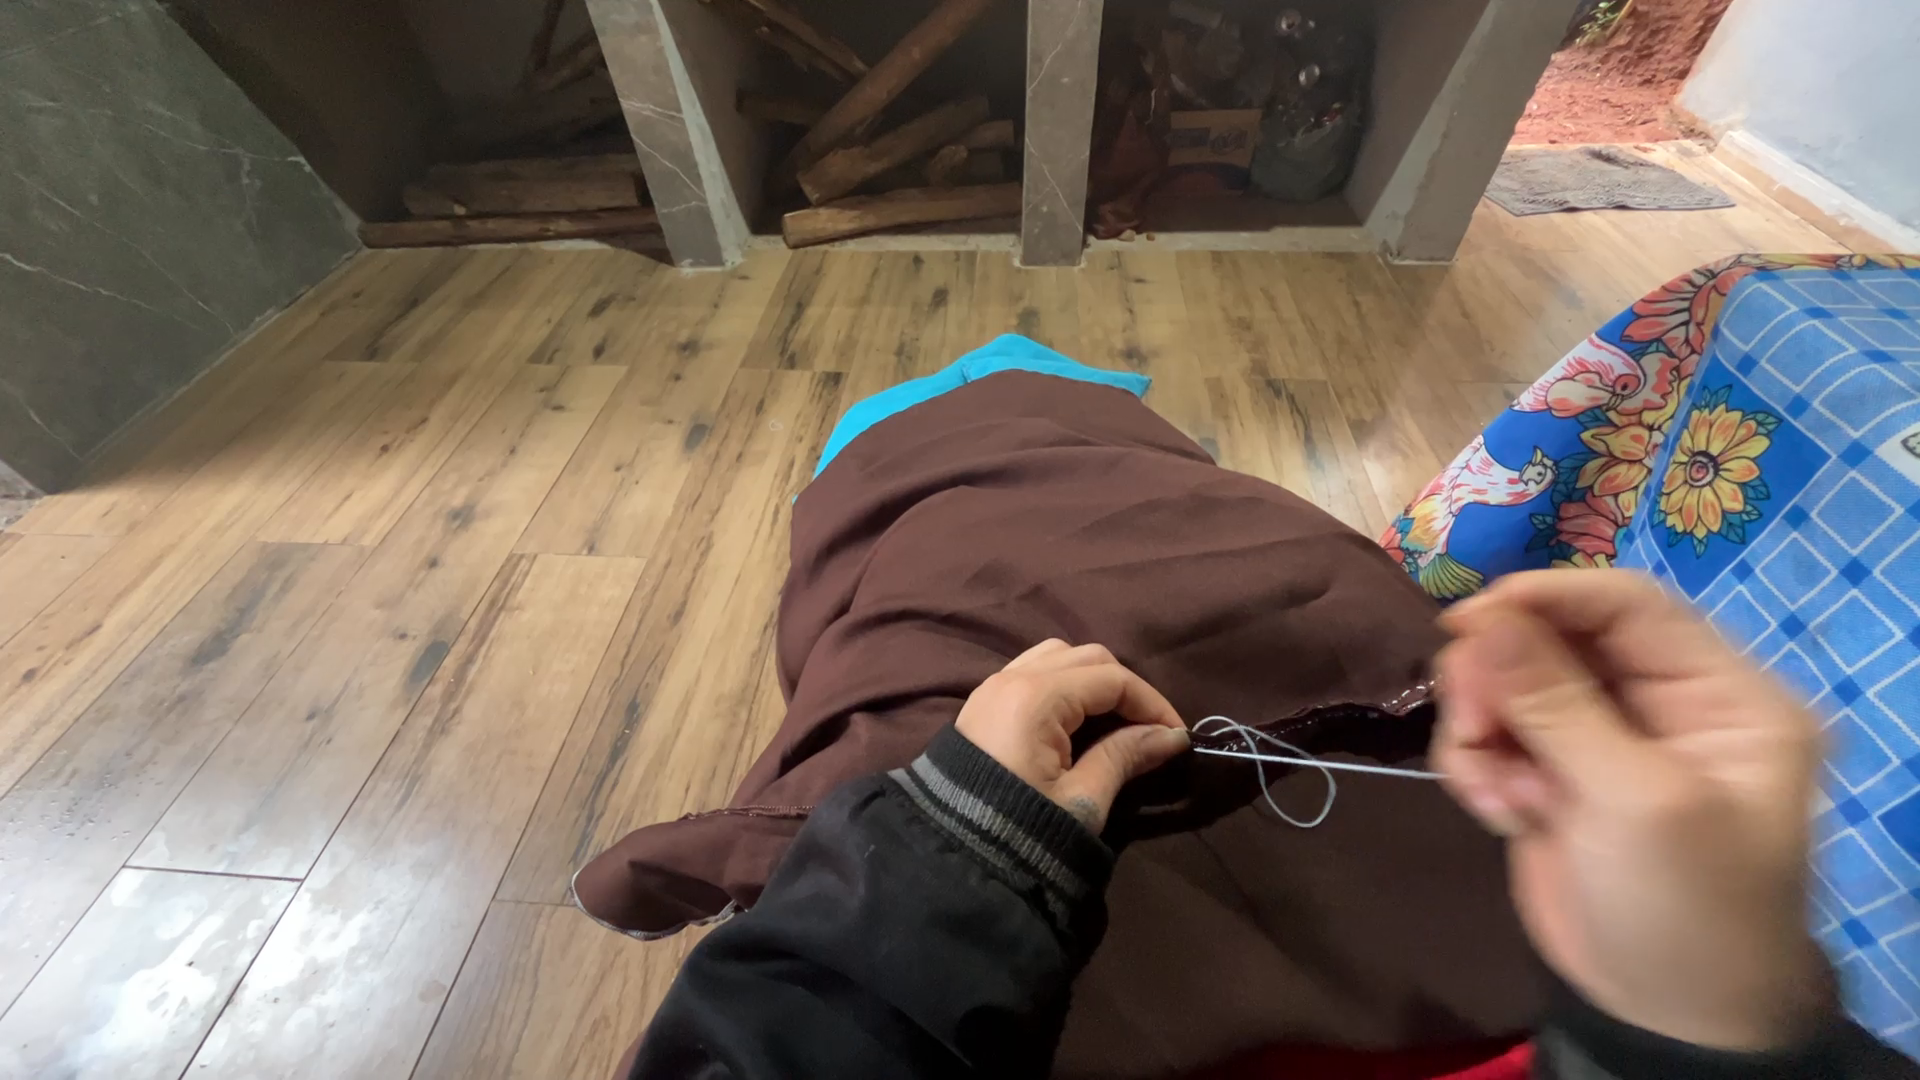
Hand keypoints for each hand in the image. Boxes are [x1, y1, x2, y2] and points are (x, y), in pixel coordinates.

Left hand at [955, 639, 1190, 833]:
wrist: (950, 854)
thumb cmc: (1020, 830)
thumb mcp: (1081, 801)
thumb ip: (1125, 757)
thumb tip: (1170, 736)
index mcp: (1036, 697)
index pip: (1111, 678)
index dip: (1152, 703)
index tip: (1177, 736)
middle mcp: (1013, 677)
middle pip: (1086, 656)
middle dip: (1125, 688)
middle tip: (1149, 730)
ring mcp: (994, 685)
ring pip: (1058, 656)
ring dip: (1092, 680)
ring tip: (1115, 721)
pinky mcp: (985, 701)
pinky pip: (1034, 670)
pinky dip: (1064, 683)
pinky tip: (1078, 719)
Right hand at [1435, 569, 1831, 1050]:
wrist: (1656, 1007)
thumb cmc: (1683, 906)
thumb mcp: (1630, 800)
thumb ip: (1554, 702)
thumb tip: (1480, 616)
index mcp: (1715, 696)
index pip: (1624, 605)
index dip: (1543, 597)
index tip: (1465, 620)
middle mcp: (1650, 702)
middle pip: (1543, 636)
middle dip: (1494, 678)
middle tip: (1474, 725)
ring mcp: (1588, 733)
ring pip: (1498, 679)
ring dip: (1477, 727)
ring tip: (1494, 788)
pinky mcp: (1538, 763)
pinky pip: (1480, 728)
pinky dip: (1473, 764)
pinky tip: (1499, 812)